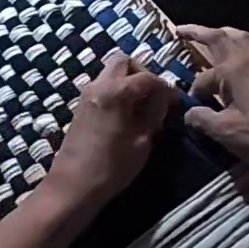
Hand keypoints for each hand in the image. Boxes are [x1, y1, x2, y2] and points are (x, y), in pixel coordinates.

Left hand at [42, 52, 177, 209]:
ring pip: (112, 73)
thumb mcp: (142, 140)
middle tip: (154, 97)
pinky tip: (127, 117)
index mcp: (115, 91)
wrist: (73, 185)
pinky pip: (104, 87)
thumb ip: (154, 112)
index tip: (175, 102)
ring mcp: (87, 94)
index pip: (147, 77)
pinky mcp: (82, 105)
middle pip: (124, 62)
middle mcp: (98, 84)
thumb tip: (165, 94)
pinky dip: (118, 92)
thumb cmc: (112, 166)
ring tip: (143, 110)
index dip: (165, 87)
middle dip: (143, 74)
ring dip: (129, 83)